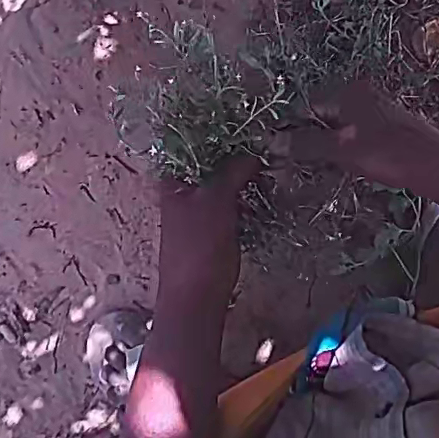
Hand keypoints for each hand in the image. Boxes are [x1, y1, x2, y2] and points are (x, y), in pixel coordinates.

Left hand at [156, 154, 262, 301]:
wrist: (196, 300)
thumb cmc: (200, 246)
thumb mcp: (217, 200)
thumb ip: (232, 172)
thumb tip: (252, 154)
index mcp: (173, 183)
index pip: (193, 149)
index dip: (218, 141)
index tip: (246, 137)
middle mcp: (180, 195)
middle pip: (209, 169)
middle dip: (235, 163)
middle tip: (261, 158)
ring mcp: (195, 215)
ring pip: (221, 190)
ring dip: (241, 184)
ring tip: (265, 177)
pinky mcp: (210, 233)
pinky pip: (228, 209)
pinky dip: (242, 204)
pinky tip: (259, 202)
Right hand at [274, 82, 438, 194]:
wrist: (438, 167)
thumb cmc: (387, 154)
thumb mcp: (341, 149)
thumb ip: (305, 143)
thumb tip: (272, 142)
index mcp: (349, 93)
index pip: (306, 106)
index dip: (291, 129)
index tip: (281, 152)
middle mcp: (362, 95)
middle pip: (322, 116)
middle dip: (308, 139)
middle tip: (296, 164)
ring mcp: (376, 110)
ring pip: (339, 127)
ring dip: (326, 146)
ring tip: (319, 167)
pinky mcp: (387, 127)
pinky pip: (355, 134)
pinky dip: (345, 148)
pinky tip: (345, 165)